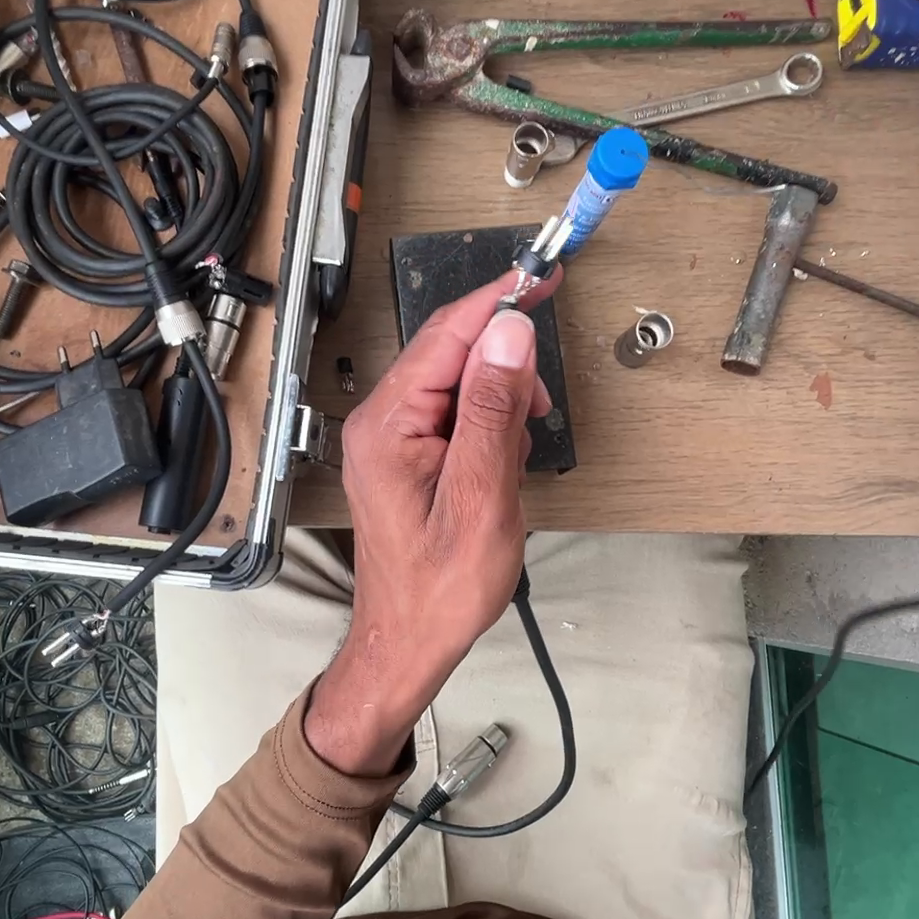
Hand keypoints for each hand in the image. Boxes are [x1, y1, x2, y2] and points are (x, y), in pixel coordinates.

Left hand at [305, 270, 558, 774]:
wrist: (408, 641)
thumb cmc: (439, 588)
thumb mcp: (480, 495)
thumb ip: (492, 410)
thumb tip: (507, 335)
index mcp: (387, 425)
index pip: (446, 335)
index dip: (496, 301)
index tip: (539, 276)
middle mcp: (379, 423)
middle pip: (450, 356)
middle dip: (504, 372)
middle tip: (535, 410)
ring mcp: (389, 440)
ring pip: (457, 386)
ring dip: (498, 407)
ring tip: (511, 459)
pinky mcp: (404, 457)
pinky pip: (453, 417)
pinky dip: (486, 429)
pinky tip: (497, 466)